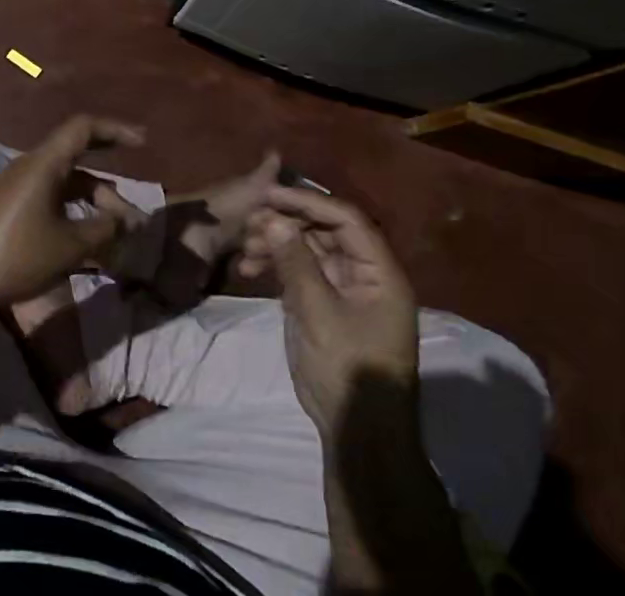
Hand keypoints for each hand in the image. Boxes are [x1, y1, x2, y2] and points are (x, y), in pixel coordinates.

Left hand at [0, 115, 145, 334]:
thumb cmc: (20, 255)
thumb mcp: (72, 245)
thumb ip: (107, 228)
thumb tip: (130, 221)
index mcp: (44, 164)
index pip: (83, 128)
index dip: (115, 130)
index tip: (143, 143)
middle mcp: (33, 167)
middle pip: (79, 156)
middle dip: (112, 179)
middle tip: (137, 200)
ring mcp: (22, 186)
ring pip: (70, 183)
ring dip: (98, 202)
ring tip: (122, 233)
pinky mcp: (17, 206)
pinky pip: (56, 198)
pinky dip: (79, 212)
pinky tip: (96, 239)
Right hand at [246, 187, 417, 433]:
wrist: (355, 428)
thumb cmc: (348, 368)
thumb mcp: (319, 312)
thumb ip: (296, 263)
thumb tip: (274, 219)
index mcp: (380, 272)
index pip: (346, 220)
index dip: (308, 203)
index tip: (269, 195)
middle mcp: (363, 274)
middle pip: (325, 232)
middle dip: (287, 224)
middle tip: (249, 222)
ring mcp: (342, 290)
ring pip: (307, 251)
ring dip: (276, 245)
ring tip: (245, 251)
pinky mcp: (321, 306)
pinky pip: (298, 273)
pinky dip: (275, 267)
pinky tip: (249, 269)